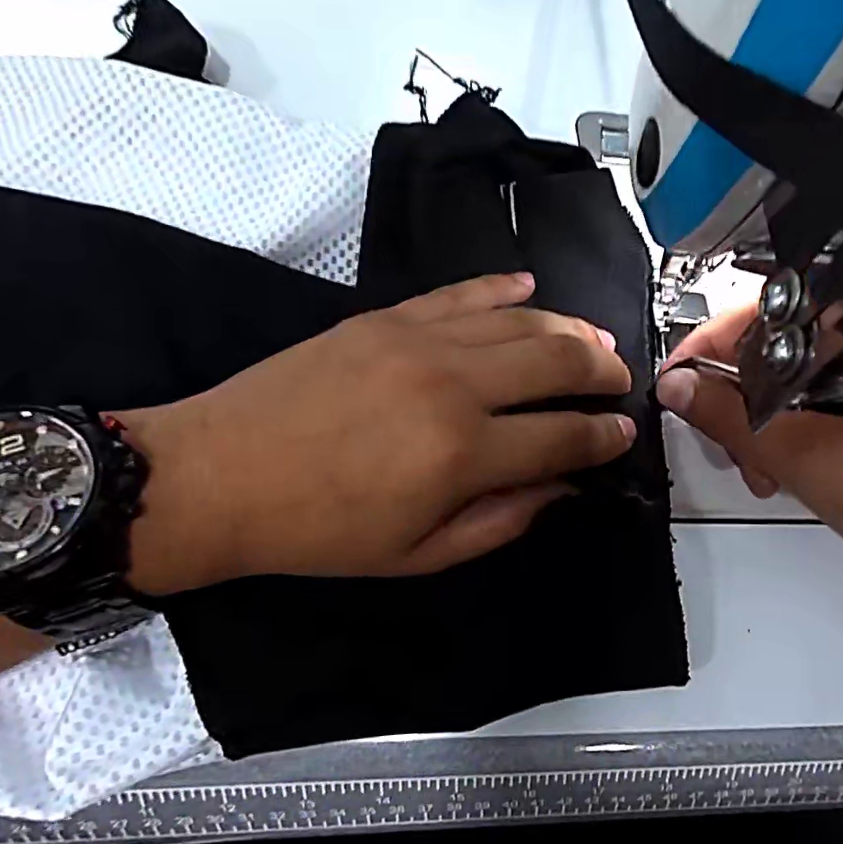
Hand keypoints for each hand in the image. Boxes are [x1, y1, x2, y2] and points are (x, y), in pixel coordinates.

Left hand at [122, 272, 635, 589]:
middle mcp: (454, 386)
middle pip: (558, 360)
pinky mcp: (386, 317)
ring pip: (522, 319)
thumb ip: (503, 520)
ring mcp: (419, 340)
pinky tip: (531, 288)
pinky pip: (462, 293)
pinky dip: (504, 289)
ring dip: (570, 327)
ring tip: (595, 339)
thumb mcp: (420, 555)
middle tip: (622, 380)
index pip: (564, 436)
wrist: (219, 475)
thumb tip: (561, 487)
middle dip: (604, 369)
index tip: (624, 434)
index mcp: (463, 455)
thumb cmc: (322, 532)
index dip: (604, 436)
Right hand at [656, 289, 842, 579]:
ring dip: (769, 424)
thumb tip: (681, 386)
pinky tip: (791, 467)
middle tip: (726, 443)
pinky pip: (829, 399)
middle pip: (786, 349)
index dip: (718, 347)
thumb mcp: (808, 456)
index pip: (779, 315)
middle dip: (745, 401)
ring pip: (803, 379)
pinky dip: (801, 430)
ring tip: (764, 469)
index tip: (683, 376)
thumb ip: (733, 418)